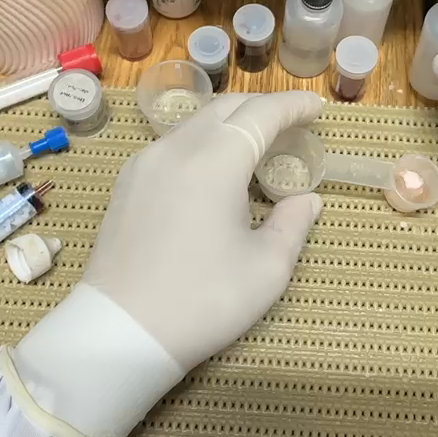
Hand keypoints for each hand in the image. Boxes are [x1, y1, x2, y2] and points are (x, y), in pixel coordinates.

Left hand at [81, 90, 323, 368]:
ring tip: (256, 145)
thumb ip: (293, 225)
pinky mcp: (127, 182)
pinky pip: (173, 144)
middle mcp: (176, 148)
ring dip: (230, 123)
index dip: (293, 106)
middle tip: (292, 124)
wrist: (120, 330)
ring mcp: (145, 162)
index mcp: (214, 161)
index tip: (317, 107)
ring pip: (195, 123)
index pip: (261, 114)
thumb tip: (306, 200)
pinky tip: (215, 169)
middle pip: (225, 108)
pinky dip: (203, 142)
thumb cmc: (202, 301)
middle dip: (262, 108)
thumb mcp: (266, 270)